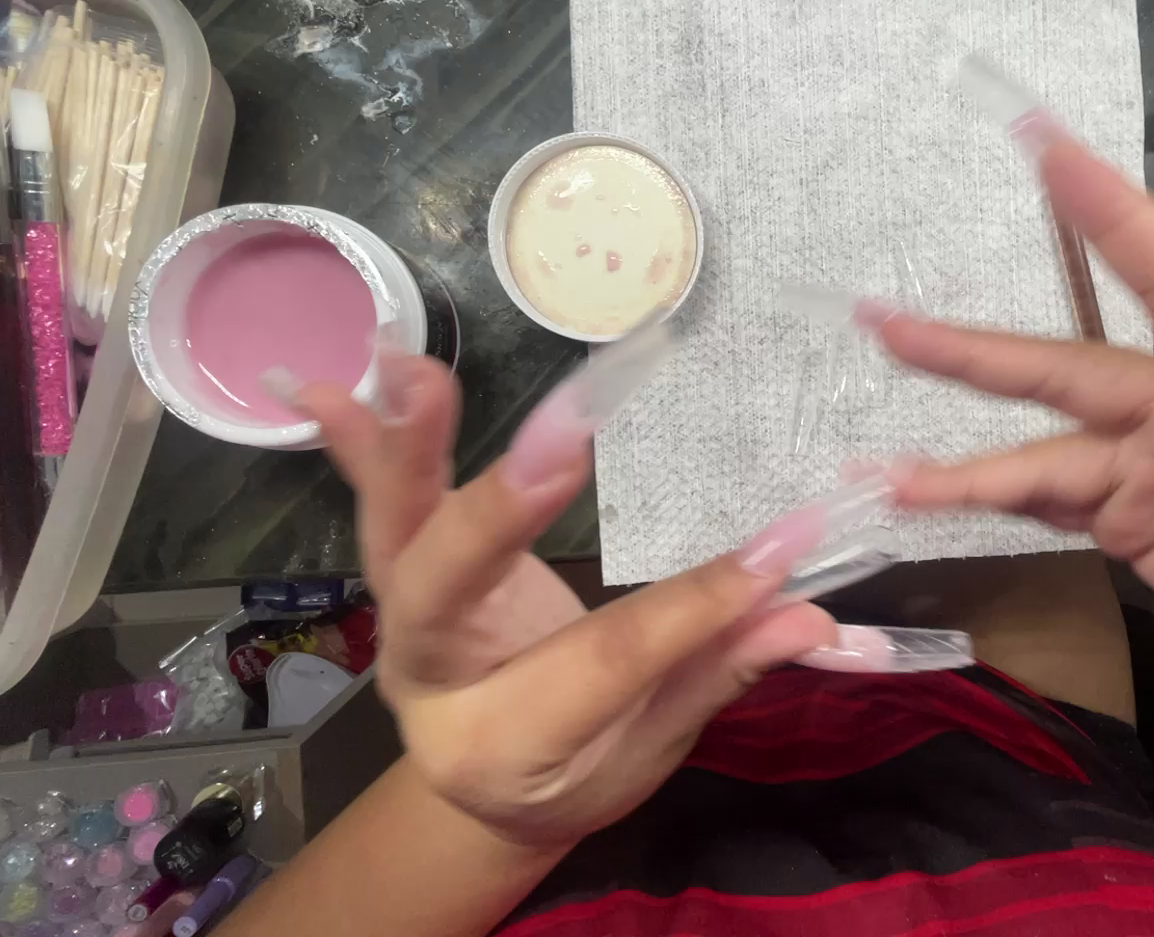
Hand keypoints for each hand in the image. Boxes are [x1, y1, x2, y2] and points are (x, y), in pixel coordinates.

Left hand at [289, 351, 835, 847]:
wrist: (484, 784)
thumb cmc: (578, 770)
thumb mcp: (654, 746)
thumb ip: (723, 671)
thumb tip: (818, 617)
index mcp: (508, 740)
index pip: (610, 659)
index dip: (698, 604)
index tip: (784, 544)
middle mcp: (436, 676)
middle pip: (449, 592)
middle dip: (506, 509)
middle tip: (560, 435)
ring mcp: (408, 619)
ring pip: (395, 534)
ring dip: (405, 445)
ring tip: (412, 368)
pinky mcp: (406, 572)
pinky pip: (376, 506)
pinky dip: (354, 440)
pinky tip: (335, 379)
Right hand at [877, 140, 1153, 714]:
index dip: (1117, 220)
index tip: (1051, 151)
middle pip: (1070, 370)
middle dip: (977, 350)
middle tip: (887, 324)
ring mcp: (1147, 465)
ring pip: (1039, 448)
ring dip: (964, 462)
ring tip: (892, 477)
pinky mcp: (1122, 514)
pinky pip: (1042, 499)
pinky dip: (985, 500)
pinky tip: (931, 503)